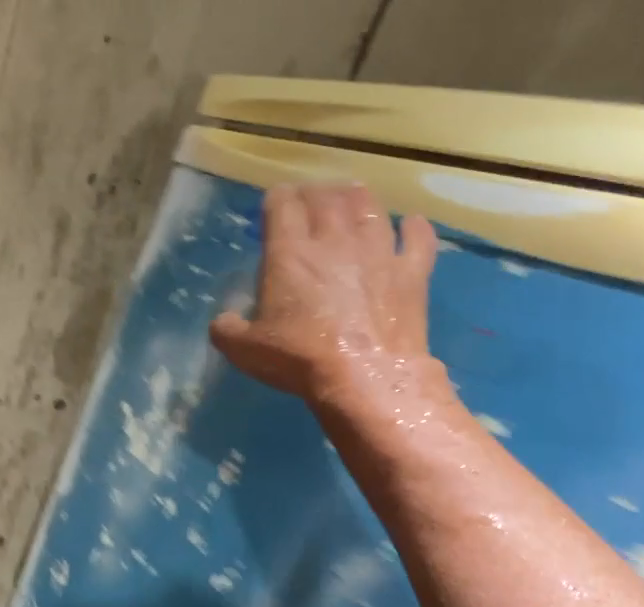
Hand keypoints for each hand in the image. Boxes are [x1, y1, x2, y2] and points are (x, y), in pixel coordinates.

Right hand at [210, 183, 445, 412]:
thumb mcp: (241, 348)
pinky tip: (409, 222)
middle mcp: (335, 241)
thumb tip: (225, 319)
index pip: (283, 207)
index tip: (272, 201)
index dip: (276, 198)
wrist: (365, 376)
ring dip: (357, 198)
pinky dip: (413, 226)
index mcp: (290, 255)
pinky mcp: (412, 271)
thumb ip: (227, 327)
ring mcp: (379, 252)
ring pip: (370, 207)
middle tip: (308, 197)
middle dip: (314, 192)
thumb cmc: (297, 358)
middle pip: (327, 199)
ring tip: (351, 196)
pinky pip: (417, 237)